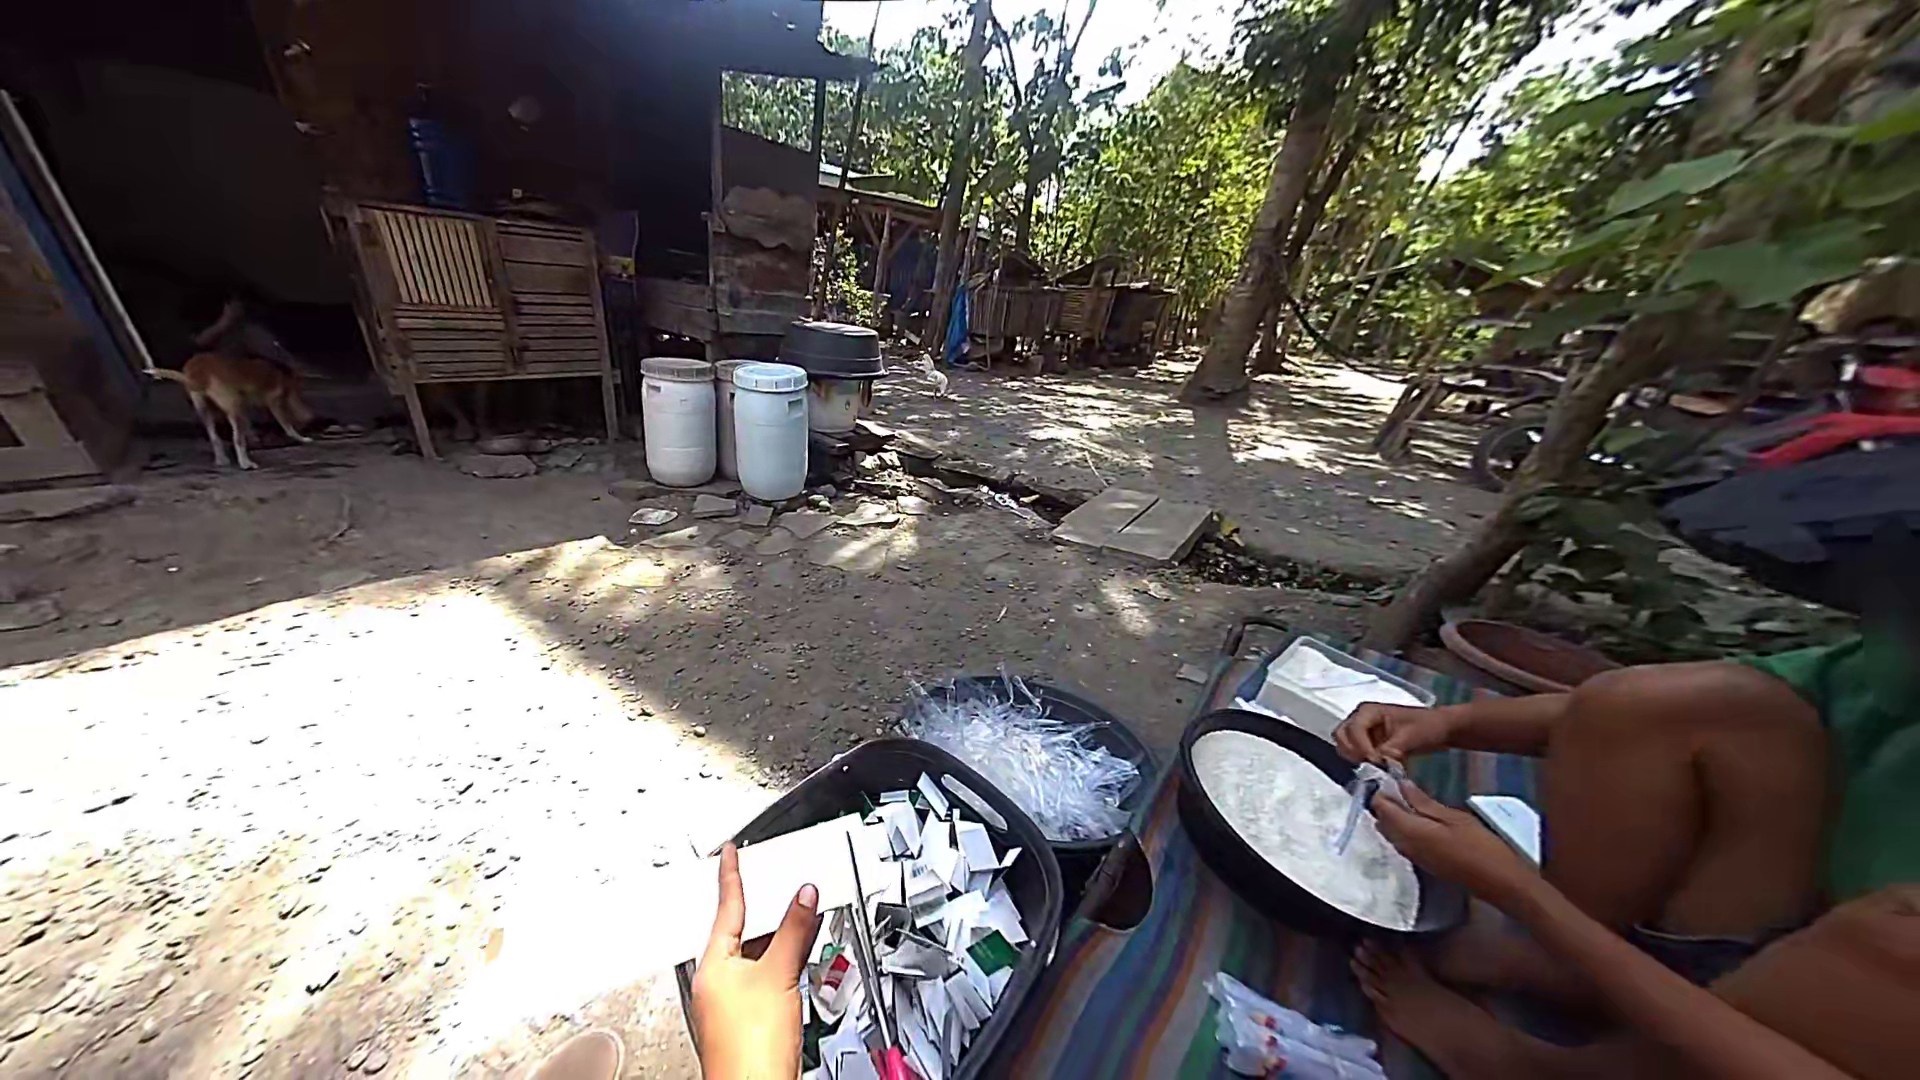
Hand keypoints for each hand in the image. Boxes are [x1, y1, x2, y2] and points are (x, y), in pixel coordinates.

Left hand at [690, 844, 821, 1079]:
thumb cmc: (750, 1052)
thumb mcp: (778, 974)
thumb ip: (794, 929)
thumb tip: (804, 896)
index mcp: (713, 966)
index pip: (724, 906)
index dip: (729, 874)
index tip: (728, 852)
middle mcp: (720, 980)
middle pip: (744, 926)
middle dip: (765, 901)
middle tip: (776, 872)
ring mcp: (737, 997)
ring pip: (761, 947)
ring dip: (782, 926)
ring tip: (800, 901)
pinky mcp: (755, 1012)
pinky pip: (772, 966)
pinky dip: (788, 949)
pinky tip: (803, 938)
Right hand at [1334, 703, 1456, 765]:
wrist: (1440, 729)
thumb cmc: (1427, 727)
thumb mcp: (1412, 736)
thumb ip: (1393, 748)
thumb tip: (1381, 761)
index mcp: (1368, 711)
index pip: (1354, 729)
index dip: (1362, 747)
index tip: (1377, 762)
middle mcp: (1360, 718)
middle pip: (1341, 735)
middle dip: (1352, 751)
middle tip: (1371, 765)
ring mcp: (1362, 730)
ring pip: (1345, 744)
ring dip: (1355, 757)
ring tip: (1375, 766)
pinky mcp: (1367, 741)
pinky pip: (1356, 752)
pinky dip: (1363, 761)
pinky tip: (1379, 767)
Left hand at [1373, 782, 1538, 907]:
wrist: (1505, 886)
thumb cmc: (1482, 848)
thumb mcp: (1454, 818)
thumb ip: (1423, 802)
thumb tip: (1401, 784)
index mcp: (1407, 830)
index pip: (1378, 806)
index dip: (1380, 790)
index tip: (1389, 778)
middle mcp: (1402, 844)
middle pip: (1380, 819)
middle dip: (1386, 803)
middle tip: (1402, 789)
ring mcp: (1412, 856)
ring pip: (1389, 831)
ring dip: (1394, 816)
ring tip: (1413, 802)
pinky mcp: (1422, 864)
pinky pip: (1402, 841)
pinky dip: (1403, 828)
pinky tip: (1421, 821)